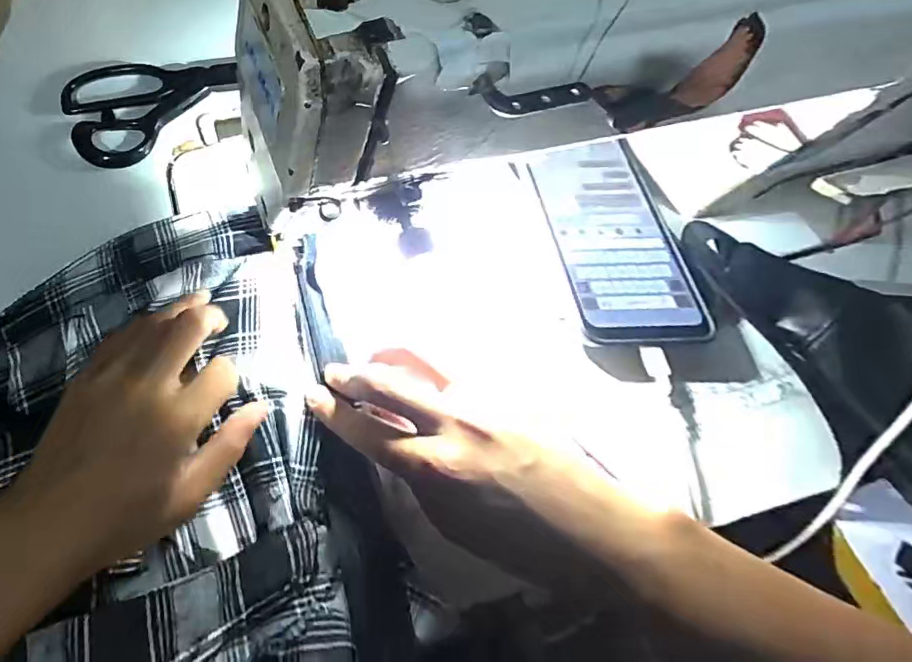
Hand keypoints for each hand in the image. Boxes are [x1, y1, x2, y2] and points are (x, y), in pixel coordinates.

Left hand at [2, 290, 269, 578]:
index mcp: (178, 417)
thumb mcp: (188, 495)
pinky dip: (145, 323)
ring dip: (180, 309)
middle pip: (189, 325)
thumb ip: (228, 446)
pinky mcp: (89, 371)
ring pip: (155, 320)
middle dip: (211, 316)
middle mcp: (149, 382)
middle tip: (218, 320)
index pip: (222, 371)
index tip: (227, 384)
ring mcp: (115, 372)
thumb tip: (260, 406)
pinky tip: (153, 326)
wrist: (51, 520)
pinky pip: (123, 332)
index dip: (232, 372)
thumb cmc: (126, 516)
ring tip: (195, 305)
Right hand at [305, 349, 670, 599]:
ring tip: (369, 364)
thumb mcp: (457, 528)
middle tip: (332, 371)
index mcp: (437, 469)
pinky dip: (430, 370)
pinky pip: (455, 373)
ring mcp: (481, 402)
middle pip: (388, 387)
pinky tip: (421, 368)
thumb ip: (419, 485)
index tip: (314, 396)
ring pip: (421, 370)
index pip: (370, 433)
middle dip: (353, 376)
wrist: (597, 527)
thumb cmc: (525, 546)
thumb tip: (395, 454)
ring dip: (389, 365)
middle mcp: (453, 425)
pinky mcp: (505, 392)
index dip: (336, 415)